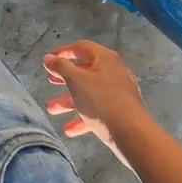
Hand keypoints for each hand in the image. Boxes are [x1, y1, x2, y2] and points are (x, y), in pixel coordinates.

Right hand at [44, 40, 148, 163]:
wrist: (132, 135)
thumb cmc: (101, 101)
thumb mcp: (76, 81)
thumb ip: (60, 67)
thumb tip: (48, 57)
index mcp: (105, 59)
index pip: (81, 47)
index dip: (63, 52)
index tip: (49, 60)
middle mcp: (113, 72)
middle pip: (85, 71)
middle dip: (65, 79)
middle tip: (50, 82)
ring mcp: (119, 93)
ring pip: (89, 93)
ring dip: (70, 101)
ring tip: (52, 109)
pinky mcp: (120, 113)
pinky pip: (98, 111)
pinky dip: (83, 117)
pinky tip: (69, 130)